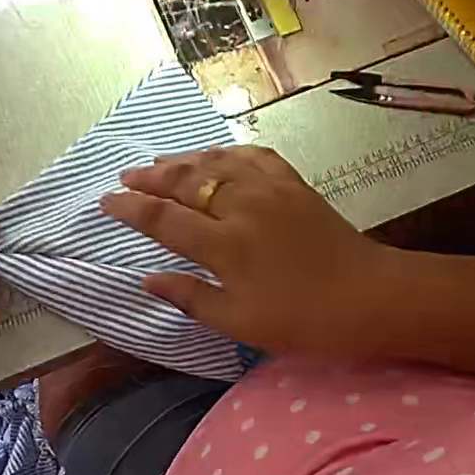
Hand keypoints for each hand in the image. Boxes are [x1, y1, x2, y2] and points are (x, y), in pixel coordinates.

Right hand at [100, 146, 406, 354]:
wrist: (368, 296)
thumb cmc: (303, 319)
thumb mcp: (240, 322)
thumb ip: (191, 297)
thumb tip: (147, 278)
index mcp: (225, 245)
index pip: (164, 220)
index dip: (131, 209)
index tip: (107, 201)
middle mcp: (242, 207)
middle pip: (186, 182)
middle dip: (151, 177)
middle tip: (127, 176)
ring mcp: (271, 189)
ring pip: (217, 162)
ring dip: (185, 160)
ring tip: (161, 162)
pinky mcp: (295, 184)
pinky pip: (255, 156)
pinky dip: (229, 151)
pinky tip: (218, 154)